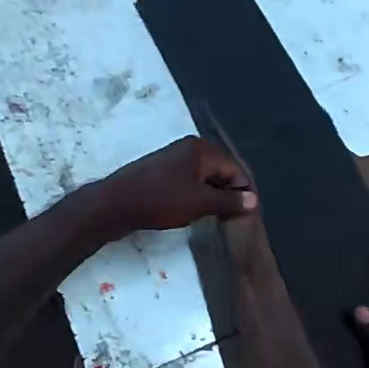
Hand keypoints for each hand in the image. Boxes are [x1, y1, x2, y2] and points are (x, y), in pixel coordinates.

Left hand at [81, 136, 256, 240]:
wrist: (115, 205)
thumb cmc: (160, 200)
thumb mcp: (199, 203)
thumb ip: (228, 201)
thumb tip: (253, 200)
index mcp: (200, 149)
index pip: (234, 168)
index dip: (243, 191)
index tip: (248, 215)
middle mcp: (188, 149)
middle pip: (220, 171)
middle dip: (228, 194)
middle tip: (234, 219)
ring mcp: (173, 161)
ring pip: (204, 179)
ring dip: (212, 197)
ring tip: (218, 218)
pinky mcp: (161, 174)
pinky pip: (189, 183)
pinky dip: (196, 197)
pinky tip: (196, 212)